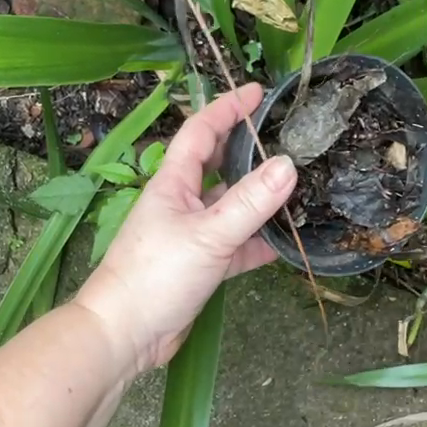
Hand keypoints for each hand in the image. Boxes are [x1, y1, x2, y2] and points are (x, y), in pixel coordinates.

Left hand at [74, 84, 296, 373]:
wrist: (126, 333)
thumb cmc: (156, 274)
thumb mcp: (208, 234)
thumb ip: (249, 202)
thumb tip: (289, 164)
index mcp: (174, 183)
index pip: (201, 131)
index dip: (228, 108)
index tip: (260, 92)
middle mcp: (182, 203)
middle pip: (219, 166)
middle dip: (249, 150)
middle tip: (288, 138)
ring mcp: (192, 236)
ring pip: (232, 209)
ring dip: (260, 201)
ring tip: (300, 188)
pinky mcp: (201, 267)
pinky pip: (236, 247)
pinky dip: (258, 243)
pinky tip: (287, 243)